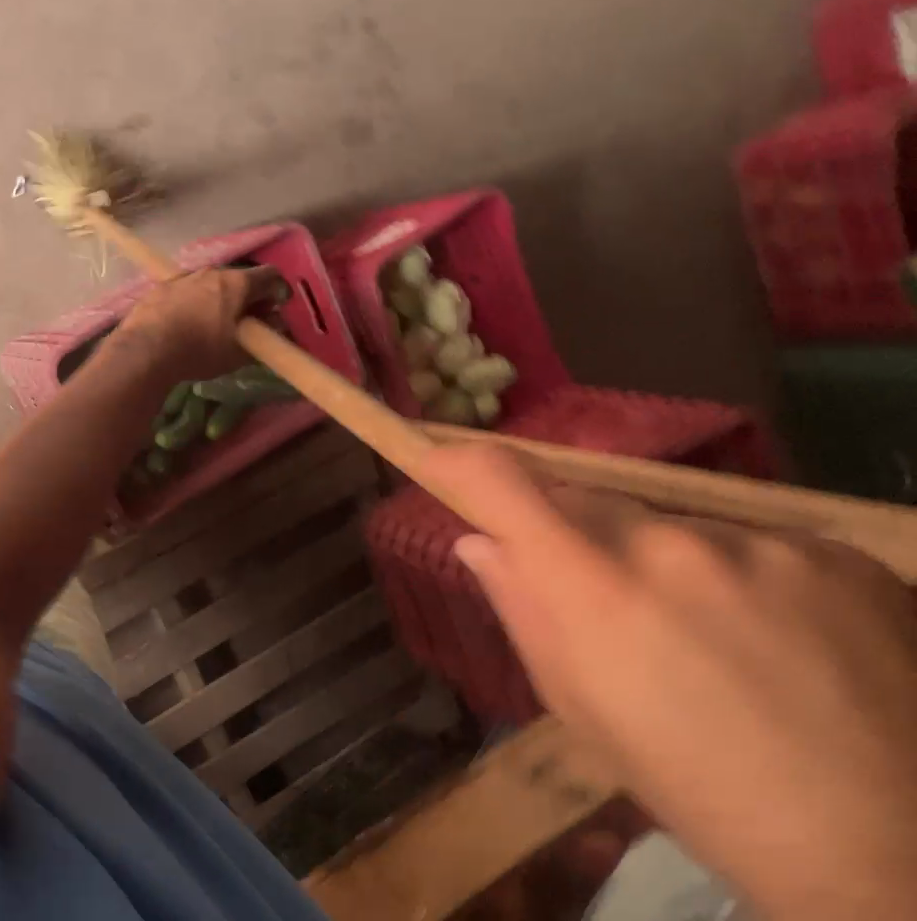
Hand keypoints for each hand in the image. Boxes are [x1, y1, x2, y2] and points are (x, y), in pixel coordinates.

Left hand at [108, 266, 284, 381]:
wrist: (144, 350)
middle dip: (245, 296)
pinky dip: (191, 302)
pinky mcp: (159, 287)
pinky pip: (184, 291)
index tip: (274, 309)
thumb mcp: (240, 352)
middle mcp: (210, 272)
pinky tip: (184, 322)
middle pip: (237, 278)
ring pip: (208, 283)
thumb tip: (276, 324)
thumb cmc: (200, 350)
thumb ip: (264, 336)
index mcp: (237, 282)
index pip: (270, 275)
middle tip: (244, 320)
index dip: (277, 291)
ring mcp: (182, 277)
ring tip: (211, 322)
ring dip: (215, 298)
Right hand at [424, 444, 916, 920]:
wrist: (895, 851)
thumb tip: (482, 544)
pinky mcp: (845, 554)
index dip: (461, 464)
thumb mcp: (580, 708)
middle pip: (592, 504)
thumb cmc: (697, 788)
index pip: (503, 483)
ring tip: (723, 643)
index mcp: (593, 588)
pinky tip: (789, 643)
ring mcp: (766, 544)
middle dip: (581, 539)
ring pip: (680, 530)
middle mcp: (672, 544)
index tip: (443, 463)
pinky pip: (760, 546)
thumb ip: (524, 611)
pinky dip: (752, 580)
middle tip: (612, 608)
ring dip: (674, 565)